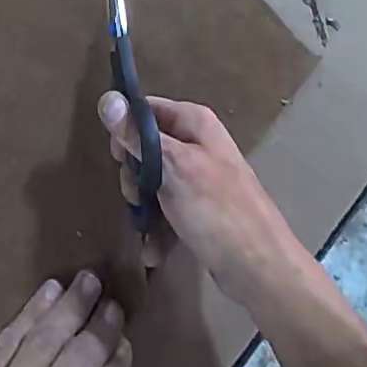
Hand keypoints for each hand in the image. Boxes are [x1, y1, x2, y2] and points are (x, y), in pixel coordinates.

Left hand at [0, 272, 129, 366]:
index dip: (116, 364)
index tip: (126, 339)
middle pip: (75, 363)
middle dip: (99, 330)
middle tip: (114, 300)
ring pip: (41, 343)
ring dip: (68, 309)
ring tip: (88, 279)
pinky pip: (5, 343)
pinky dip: (29, 314)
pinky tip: (47, 291)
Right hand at [97, 92, 305, 307]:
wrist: (259, 267)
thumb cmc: (216, 209)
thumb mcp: (172, 167)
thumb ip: (137, 136)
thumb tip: (106, 98)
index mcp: (194, 122)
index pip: (147, 110)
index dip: (126, 130)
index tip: (116, 157)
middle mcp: (198, 142)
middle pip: (148, 147)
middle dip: (135, 175)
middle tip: (135, 197)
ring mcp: (200, 176)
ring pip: (155, 180)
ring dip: (144, 206)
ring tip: (144, 228)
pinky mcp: (200, 207)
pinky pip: (168, 208)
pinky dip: (159, 227)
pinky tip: (155, 250)